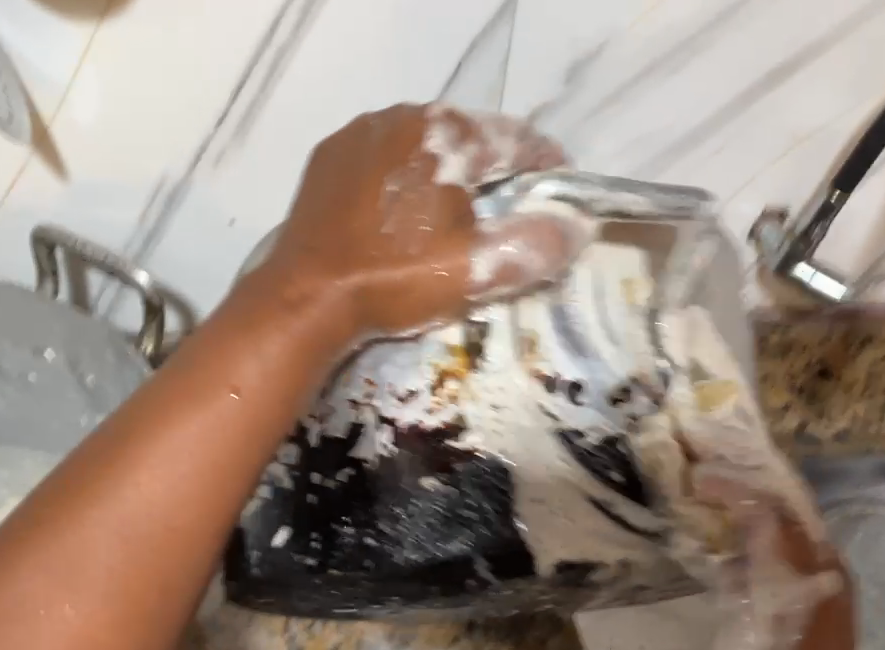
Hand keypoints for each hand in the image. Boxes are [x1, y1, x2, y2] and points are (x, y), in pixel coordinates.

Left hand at [246, 104, 591, 347]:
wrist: (306, 297)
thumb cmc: (396, 280)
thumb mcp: (476, 269)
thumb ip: (536, 244)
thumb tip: (578, 225)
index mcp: (446, 134)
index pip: (514, 139)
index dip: (544, 166)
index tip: (557, 191)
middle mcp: (402, 116)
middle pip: (467, 141)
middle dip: (493, 173)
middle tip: (506, 212)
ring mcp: (358, 134)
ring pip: (422, 149)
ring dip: (445, 176)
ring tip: (454, 217)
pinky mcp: (329, 160)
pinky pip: (382, 162)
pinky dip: (402, 182)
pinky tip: (403, 216)